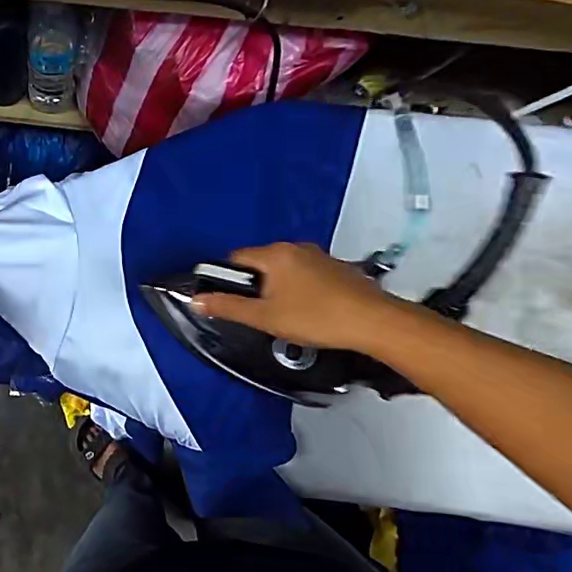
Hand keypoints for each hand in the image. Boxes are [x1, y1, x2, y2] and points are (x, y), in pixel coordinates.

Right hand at [190, 242, 409, 353]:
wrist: (375, 323)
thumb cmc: (316, 318)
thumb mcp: (265, 318)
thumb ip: (228, 307)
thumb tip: (196, 299)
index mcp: (274, 254)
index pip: (236, 258)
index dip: (228, 280)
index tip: (233, 301)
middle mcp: (295, 247)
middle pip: (260, 262)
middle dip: (256, 285)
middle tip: (260, 312)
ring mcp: (320, 256)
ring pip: (285, 269)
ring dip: (279, 287)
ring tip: (286, 314)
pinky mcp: (338, 268)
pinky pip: (306, 273)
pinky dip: (301, 288)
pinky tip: (310, 310)